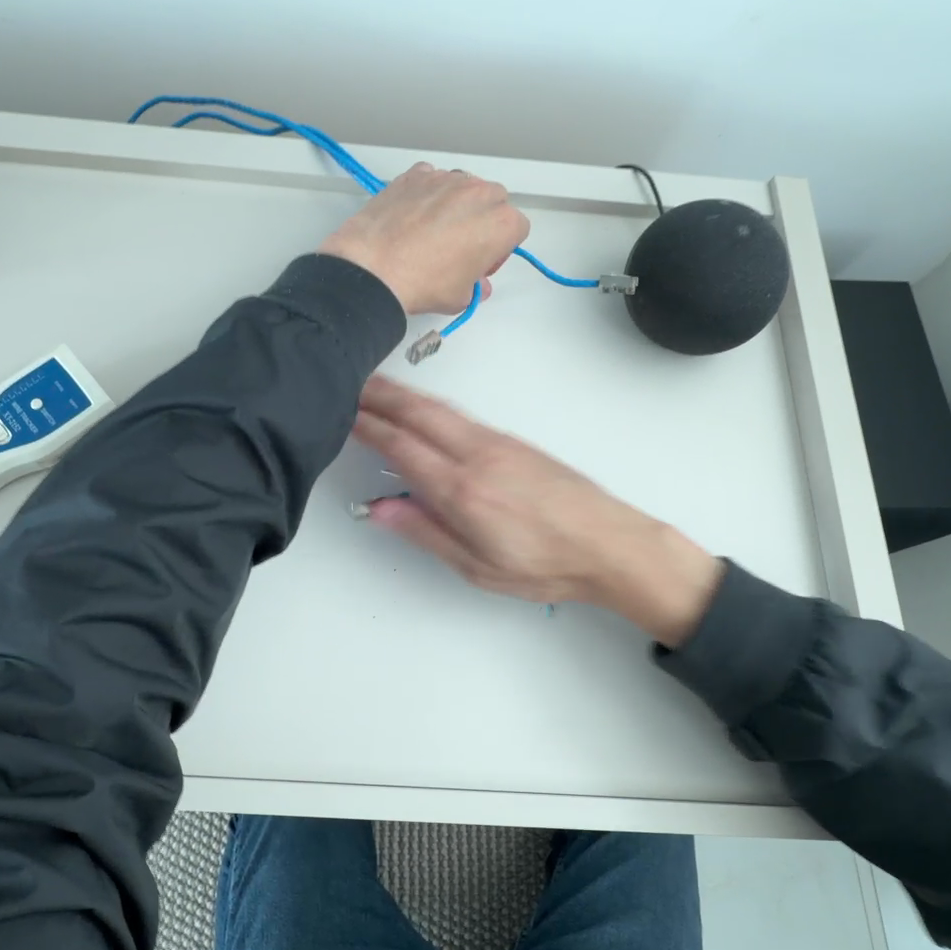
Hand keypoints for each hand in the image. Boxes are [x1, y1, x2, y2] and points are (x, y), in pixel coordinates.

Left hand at [317, 163, 530, 314]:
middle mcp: (479, 192)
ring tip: (433, 231)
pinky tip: (413, 216)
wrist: (374, 269)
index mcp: (501, 222)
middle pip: (493, 201)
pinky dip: (427, 193)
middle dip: (482, 220)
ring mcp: (446, 179)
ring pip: (463, 186)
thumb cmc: (423, 283)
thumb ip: (478, 286)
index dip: (500, 249)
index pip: (516, 229)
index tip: (481, 263)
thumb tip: (477, 283)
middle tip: (460, 247)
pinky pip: (431, 179)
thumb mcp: (461, 297)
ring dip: (456, 204)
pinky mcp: (415, 174)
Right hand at [352, 377, 724, 645]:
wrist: (607, 543)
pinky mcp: (514, 442)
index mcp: (462, 490)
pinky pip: (461, 415)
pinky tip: (424, 408)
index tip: (343, 415)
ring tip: (377, 387)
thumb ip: (425, 531)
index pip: (401, 447)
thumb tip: (380, 508)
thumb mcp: (476, 566)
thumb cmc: (545, 563)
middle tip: (349, 383)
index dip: (367, 427)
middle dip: (381, 396)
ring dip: (405, 395)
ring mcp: (498, 443)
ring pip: (440, 409)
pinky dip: (432, 405)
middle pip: (418, 414)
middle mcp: (477, 456)